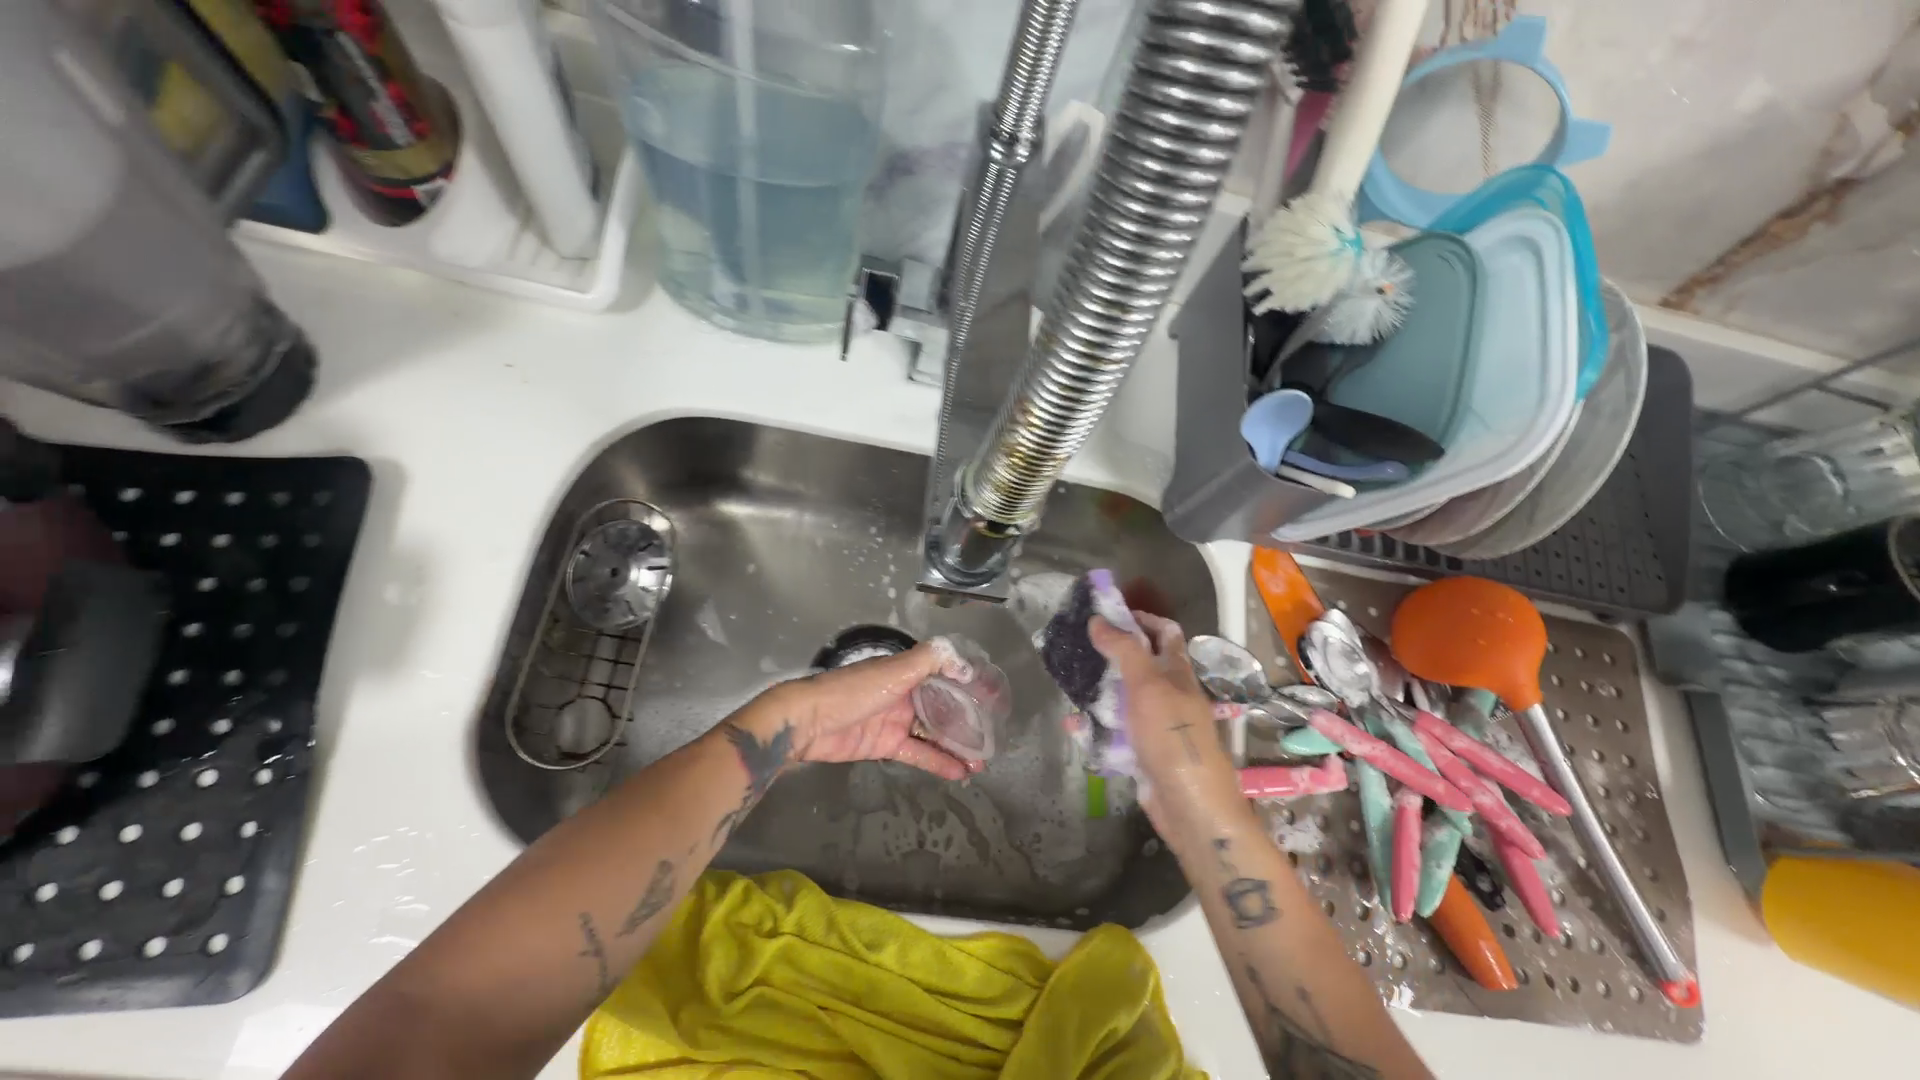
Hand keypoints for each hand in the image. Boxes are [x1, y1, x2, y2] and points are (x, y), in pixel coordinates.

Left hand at [741, 641, 976, 780]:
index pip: (947, 675)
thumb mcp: (892, 670)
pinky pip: (918, 753)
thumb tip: (965, 662)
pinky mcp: (886, 745)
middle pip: (944, 706)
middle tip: (993, 736)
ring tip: (982, 760)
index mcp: (906, 671)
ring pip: (934, 732)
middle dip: (968, 720)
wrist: (807, 721)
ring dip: (957, 745)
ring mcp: (895, 720)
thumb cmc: (850, 691)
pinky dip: (937, 762)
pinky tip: (960, 773)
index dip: (971, 685)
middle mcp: (904, 693)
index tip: (995, 697)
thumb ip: (929, 661)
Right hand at [1088, 613, 1242, 834]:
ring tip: (1068, 684)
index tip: (1106, 616)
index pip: (1164, 633)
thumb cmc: (1172, 735)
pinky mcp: (1140, 752)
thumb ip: (1124, 650)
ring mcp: (1154, 725)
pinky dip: (1094, 728)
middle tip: (1076, 650)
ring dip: (1096, 693)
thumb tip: (1098, 620)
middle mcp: (1167, 695)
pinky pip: (1113, 733)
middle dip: (1108, 657)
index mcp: (1177, 673)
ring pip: (1121, 700)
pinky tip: (1074, 726)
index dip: (1140, 619)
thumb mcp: (1147, 684)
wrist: (1187, 803)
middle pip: (1137, 666)